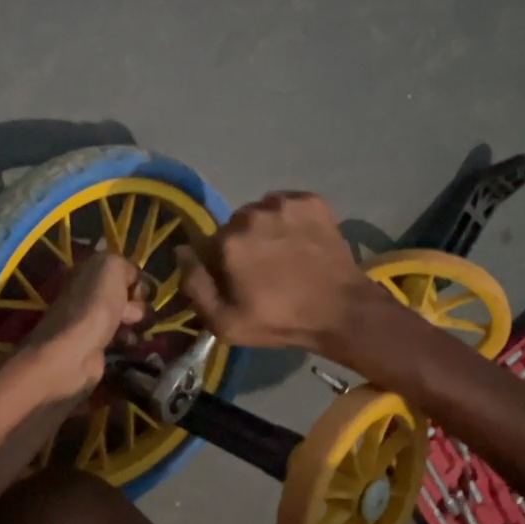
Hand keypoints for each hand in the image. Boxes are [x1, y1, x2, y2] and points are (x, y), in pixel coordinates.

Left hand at [21, 253, 146, 397]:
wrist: (77, 349)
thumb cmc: (95, 304)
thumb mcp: (112, 268)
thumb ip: (125, 266)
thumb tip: (132, 278)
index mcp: (85, 271)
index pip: (117, 269)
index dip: (134, 277)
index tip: (140, 289)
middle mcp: (84, 293)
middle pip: (122, 293)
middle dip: (136, 301)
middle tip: (135, 311)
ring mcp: (88, 320)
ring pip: (124, 315)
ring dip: (136, 321)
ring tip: (136, 328)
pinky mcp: (94, 344)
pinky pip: (119, 336)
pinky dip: (128, 338)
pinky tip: (128, 342)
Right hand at [177, 192, 388, 356]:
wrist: (343, 312)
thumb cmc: (280, 321)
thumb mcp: (224, 322)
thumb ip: (194, 285)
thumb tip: (181, 251)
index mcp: (228, 241)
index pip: (208, 244)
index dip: (220, 264)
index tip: (237, 281)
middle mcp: (252, 214)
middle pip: (235, 226)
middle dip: (243, 245)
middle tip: (263, 270)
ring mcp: (284, 204)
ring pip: (260, 213)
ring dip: (265, 229)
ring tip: (284, 254)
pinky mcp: (311, 201)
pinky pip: (287, 204)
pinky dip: (289, 218)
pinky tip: (300, 240)